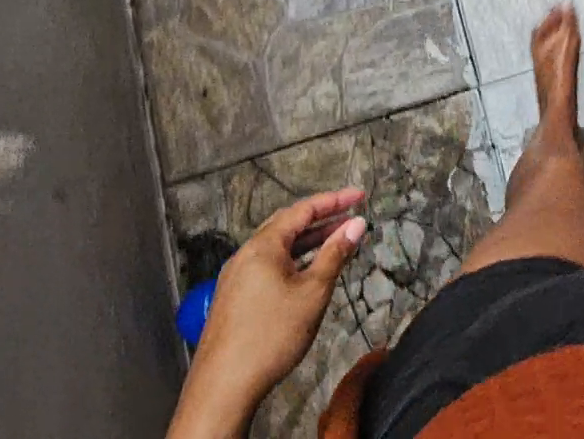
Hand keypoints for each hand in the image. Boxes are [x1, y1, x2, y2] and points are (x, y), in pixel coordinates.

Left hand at [168, 188, 366, 438]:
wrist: (222, 388)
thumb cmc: (272, 334)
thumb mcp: (313, 291)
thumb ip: (335, 254)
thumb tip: (357, 224)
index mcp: (262, 247)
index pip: (303, 210)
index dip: (334, 200)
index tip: (361, 196)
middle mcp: (245, 256)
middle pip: (287, 225)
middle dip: (322, 218)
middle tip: (351, 216)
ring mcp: (236, 278)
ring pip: (278, 247)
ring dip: (309, 240)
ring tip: (338, 240)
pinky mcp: (234, 298)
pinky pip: (269, 265)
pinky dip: (294, 259)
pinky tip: (309, 271)